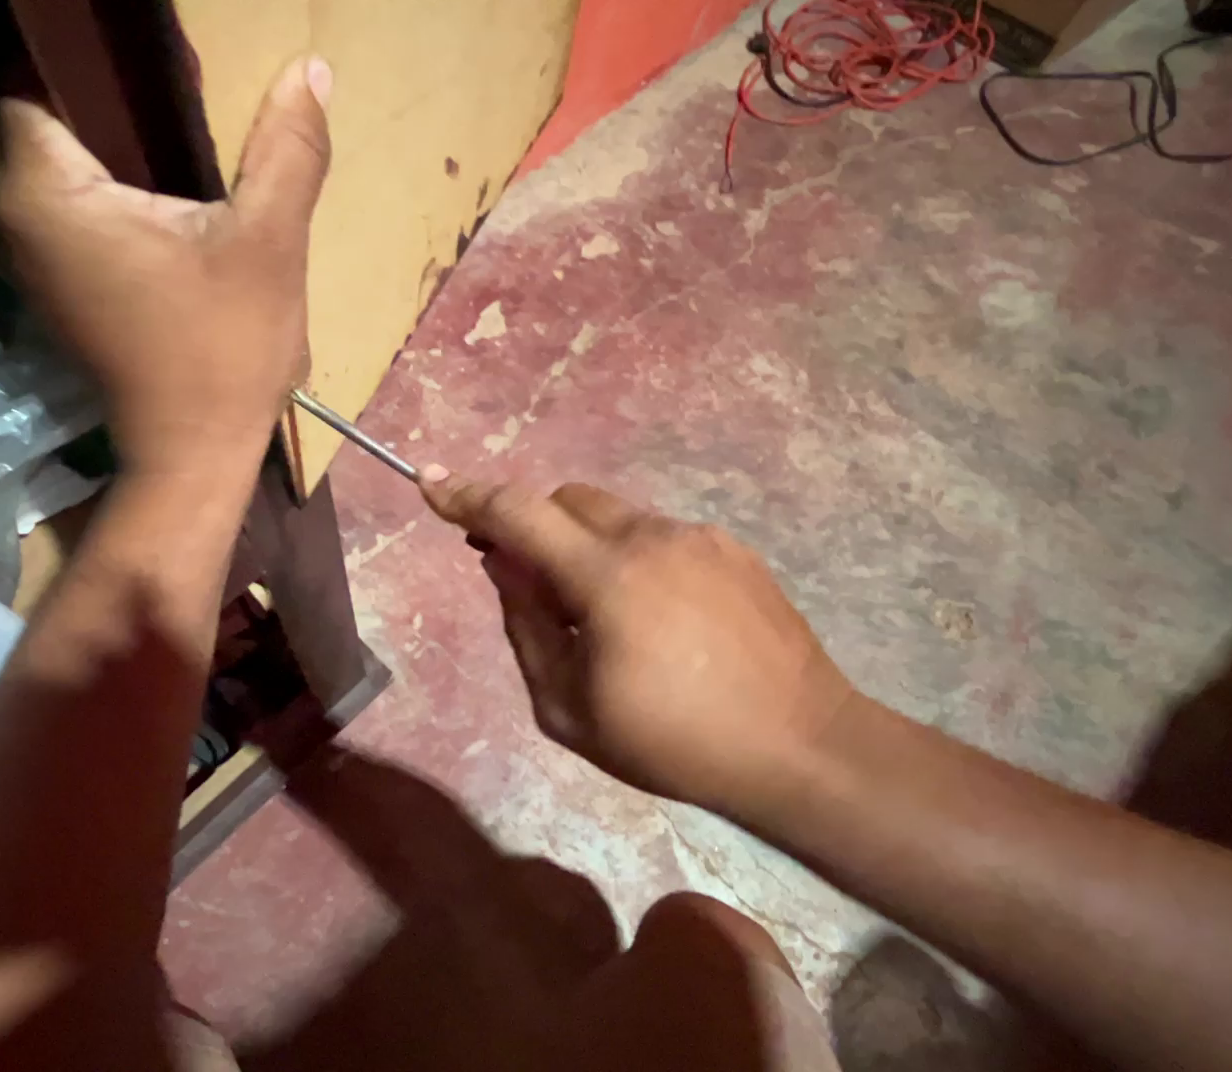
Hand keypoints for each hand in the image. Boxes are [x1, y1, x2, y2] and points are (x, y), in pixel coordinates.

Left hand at [0, 57, 332, 477]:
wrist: (196, 451)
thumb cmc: (225, 349)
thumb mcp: (269, 243)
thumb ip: (288, 150)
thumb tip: (312, 69)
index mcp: (49, 195)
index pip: (33, 84)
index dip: (86, 71)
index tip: (151, 82)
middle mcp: (15, 224)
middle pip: (36, 127)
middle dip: (91, 110)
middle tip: (169, 111)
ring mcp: (30, 267)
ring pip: (47, 175)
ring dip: (96, 157)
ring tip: (166, 150)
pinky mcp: (56, 296)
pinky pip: (60, 219)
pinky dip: (96, 202)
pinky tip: (156, 207)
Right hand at [420, 472, 856, 811]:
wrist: (802, 749)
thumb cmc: (672, 743)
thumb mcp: (567, 709)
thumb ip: (524, 628)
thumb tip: (504, 567)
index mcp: (606, 577)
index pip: (517, 514)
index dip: (466, 496)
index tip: (429, 481)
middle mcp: (652, 537)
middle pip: (566, 500)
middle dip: (533, 528)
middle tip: (530, 586)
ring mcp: (699, 537)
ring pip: (614, 517)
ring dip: (585, 547)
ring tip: (605, 619)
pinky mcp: (733, 550)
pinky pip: (659, 537)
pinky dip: (632, 559)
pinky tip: (659, 620)